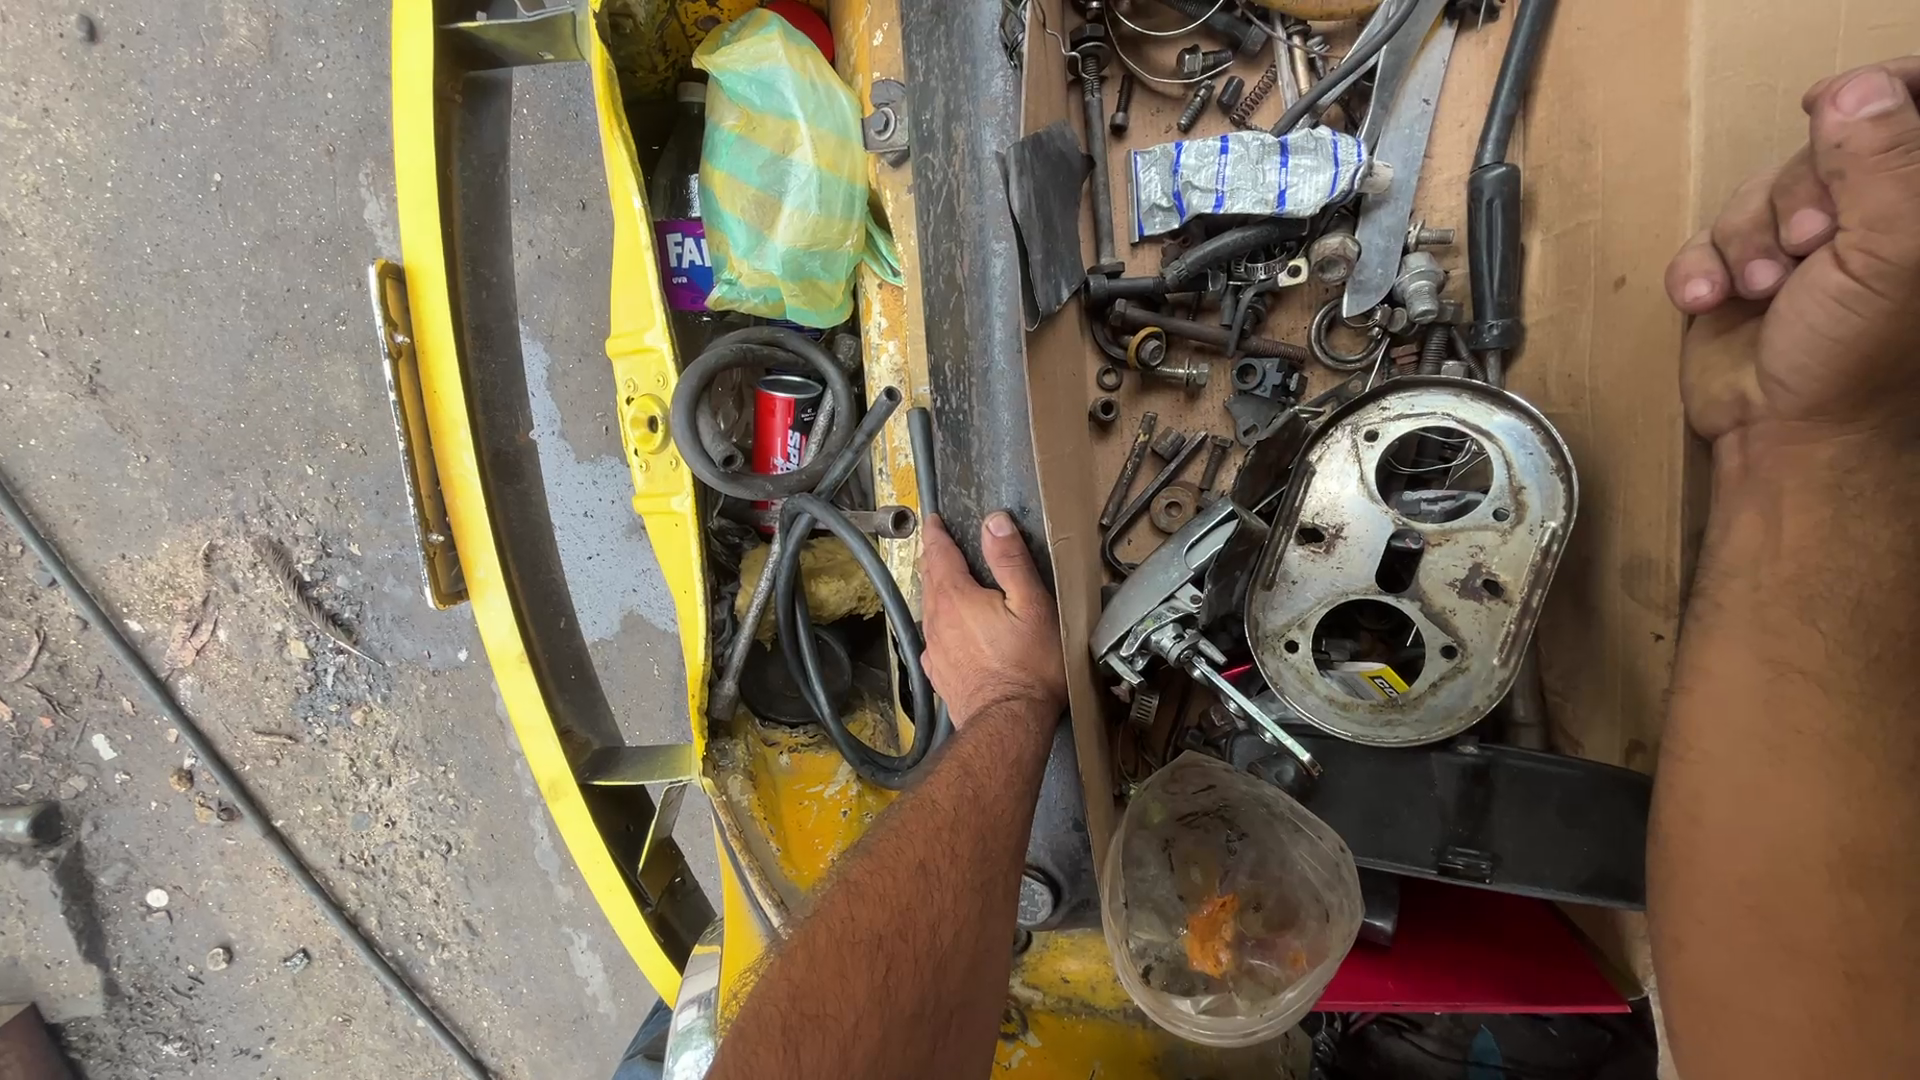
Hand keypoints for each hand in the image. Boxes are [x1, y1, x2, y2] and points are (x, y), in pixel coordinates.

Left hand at [919, 511, 1066, 728]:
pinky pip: (932, 637)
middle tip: (937, 544)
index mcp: (957, 597)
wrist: (1009, 723)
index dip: (936, 534)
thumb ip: (1011, 561)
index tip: (933, 521)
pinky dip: (937, 623)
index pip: (938, 554)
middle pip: (929, 579)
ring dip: (933, 588)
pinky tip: (944, 629)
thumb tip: (994, 523)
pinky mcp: (940, 672)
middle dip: (932, 558)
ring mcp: (935, 648)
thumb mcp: (1031, 604)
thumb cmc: (1028, 666)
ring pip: (928, 607)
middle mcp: (937, 620)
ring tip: (941, 579)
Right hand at [1664, 60, 1919, 443]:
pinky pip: (1699, 243)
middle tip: (1806, 249)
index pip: (1908, 104)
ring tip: (1756, 290)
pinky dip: (1695, 272)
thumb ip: (1882, 164)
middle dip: (1791, 199)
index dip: (1875, 96)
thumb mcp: (1890, 248)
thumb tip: (1851, 90)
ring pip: (1752, 196)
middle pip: (1817, 151)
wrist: (1783, 426)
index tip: (1833, 111)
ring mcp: (1796, 244)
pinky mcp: (1735, 274)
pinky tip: (1708, 300)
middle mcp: (1867, 211)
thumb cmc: (1860, 349)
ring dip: (1740, 244)